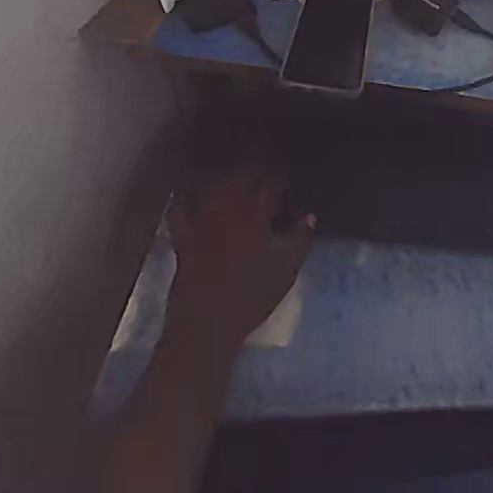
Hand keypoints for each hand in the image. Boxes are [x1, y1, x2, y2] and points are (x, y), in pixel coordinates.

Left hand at [164, 168, 313, 353]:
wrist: (207, 323)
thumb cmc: (251, 299)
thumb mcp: (285, 273)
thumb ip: (300, 242)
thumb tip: (310, 218)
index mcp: (255, 221)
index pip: (268, 190)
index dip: (277, 180)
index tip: (283, 177)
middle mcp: (227, 217)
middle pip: (238, 183)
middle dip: (250, 172)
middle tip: (260, 169)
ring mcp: (202, 227)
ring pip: (212, 193)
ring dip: (223, 182)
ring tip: (231, 179)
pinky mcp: (184, 240)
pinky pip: (181, 215)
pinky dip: (185, 204)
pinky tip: (187, 200)